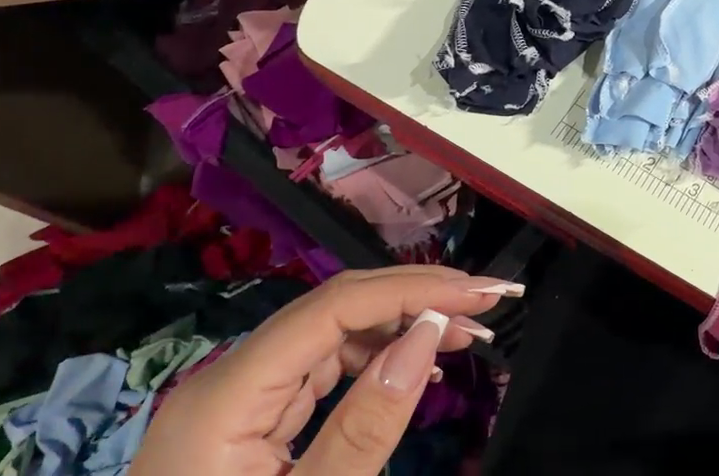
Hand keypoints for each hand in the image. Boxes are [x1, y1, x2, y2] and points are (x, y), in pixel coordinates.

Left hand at [132, 266, 521, 475]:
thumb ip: (365, 428)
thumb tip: (430, 334)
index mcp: (226, 398)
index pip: (334, 307)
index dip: (415, 290)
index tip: (486, 295)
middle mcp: (227, 381)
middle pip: (333, 307)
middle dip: (417, 296)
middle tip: (492, 302)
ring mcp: (235, 399)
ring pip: (332, 331)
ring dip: (404, 323)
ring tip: (468, 333)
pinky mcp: (247, 419)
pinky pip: (322, 366)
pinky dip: (377, 356)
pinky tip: (417, 363)